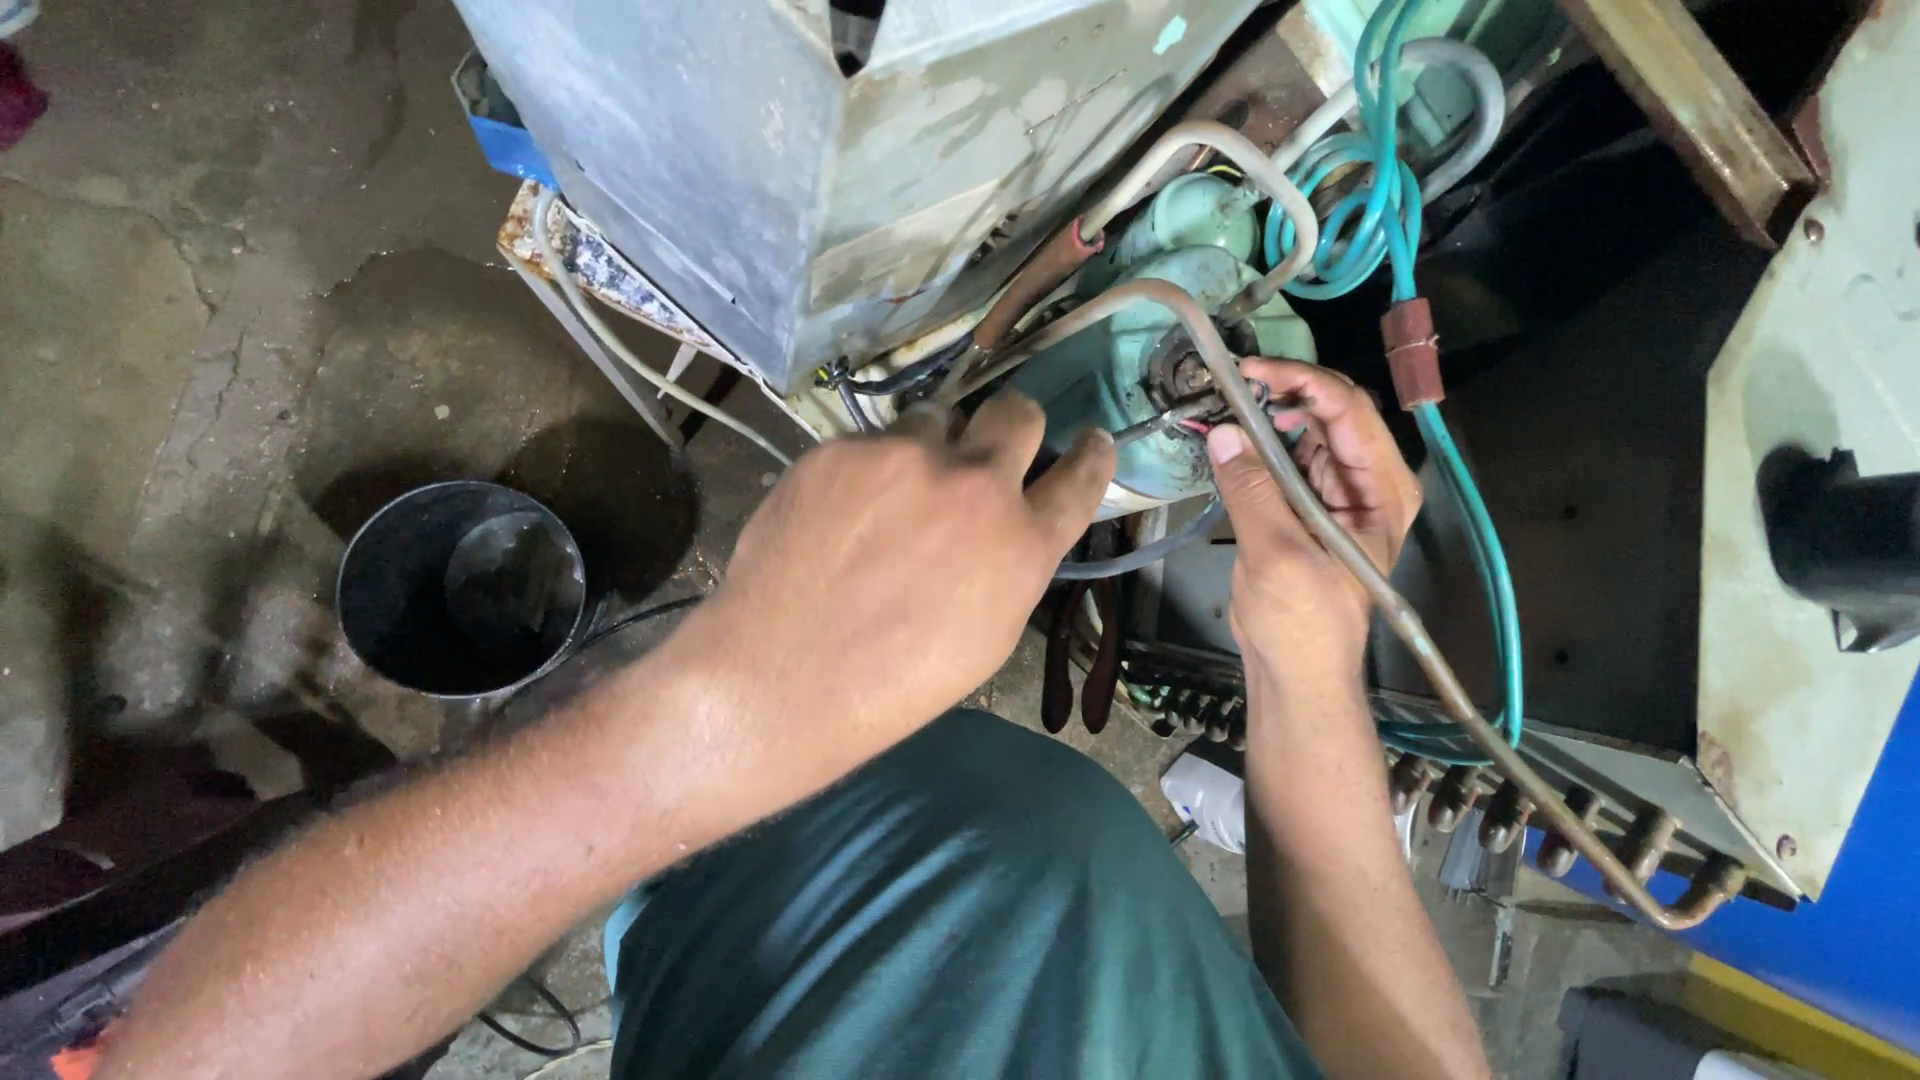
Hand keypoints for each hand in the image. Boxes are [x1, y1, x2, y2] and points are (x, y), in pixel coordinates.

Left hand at [677, 393, 1114, 794]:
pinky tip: (842, 512)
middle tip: (989, 447)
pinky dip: (869, 468)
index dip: (1092, 454)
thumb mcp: (988, 632)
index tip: (1091, 441)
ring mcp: (905, 458)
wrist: (784, 676)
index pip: (1082, 475)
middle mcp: (976, 485)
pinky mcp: (842, 449)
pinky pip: (872, 442)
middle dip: (1013, 426)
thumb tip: (1012, 523)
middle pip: (1018, 411)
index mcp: (1023, 542)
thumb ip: (1013, 563)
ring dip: (932, 446)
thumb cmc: (896, 680)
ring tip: (896, 492)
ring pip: (937, 418)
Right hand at [1206, 359, 1420, 700]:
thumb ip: (1253, 489)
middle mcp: (1364, 480)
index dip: (1302, 382)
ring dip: (1265, 412)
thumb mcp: (1280, 554)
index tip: (1249, 372)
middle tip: (1230, 383)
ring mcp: (1332, 491)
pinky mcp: (1300, 504)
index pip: (1350, 411)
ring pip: (1303, 429)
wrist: (1295, 671)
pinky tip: (1226, 433)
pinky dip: (1254, 441)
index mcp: (1382, 489)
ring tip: (1223, 401)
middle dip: (1283, 390)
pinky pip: (1281, 456)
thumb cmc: (1303, 622)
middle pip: (1330, 411)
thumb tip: (1221, 431)